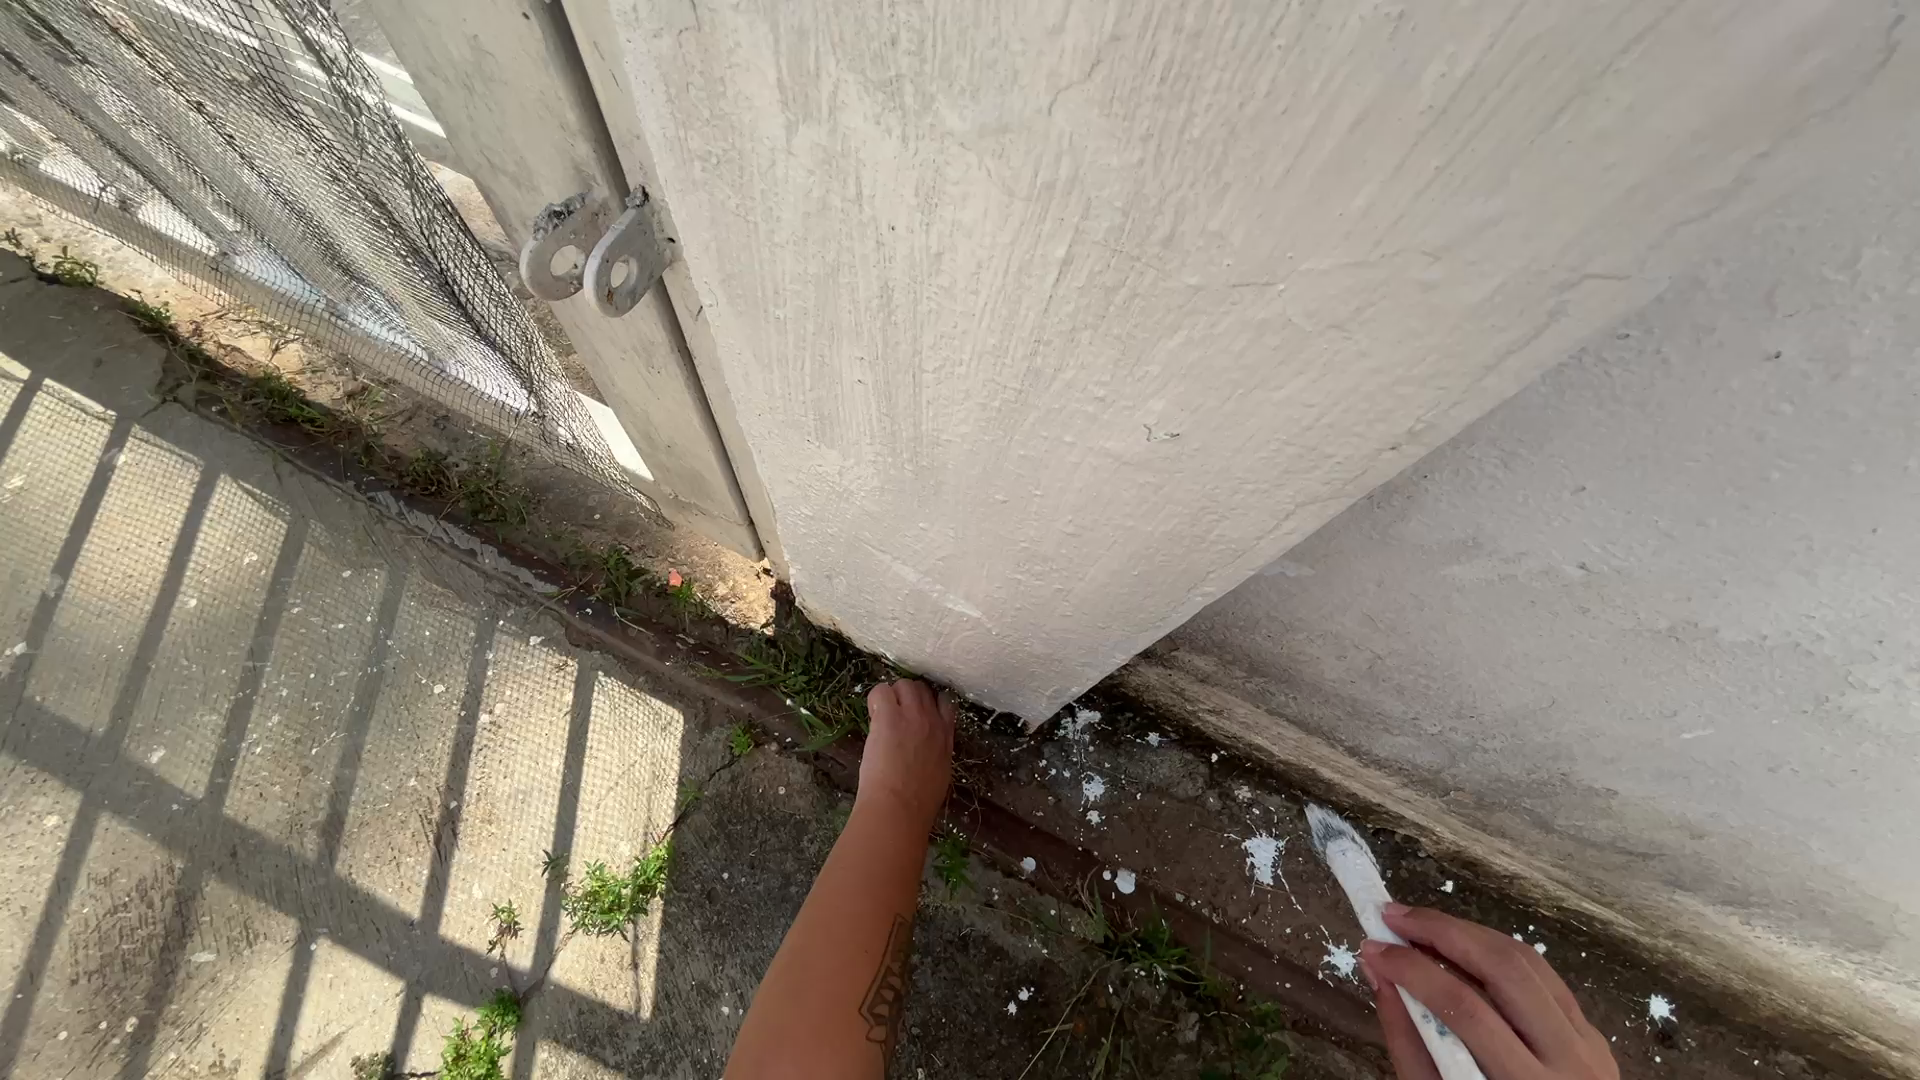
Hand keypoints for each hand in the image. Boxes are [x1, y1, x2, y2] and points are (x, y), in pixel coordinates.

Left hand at [855, 680, 955, 828]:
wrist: (899, 807)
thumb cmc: (919, 801)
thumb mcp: (941, 771)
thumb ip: (939, 750)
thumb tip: (931, 746)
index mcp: (946, 735)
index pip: (945, 702)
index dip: (930, 702)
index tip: (918, 712)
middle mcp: (931, 720)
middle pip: (922, 689)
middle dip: (908, 696)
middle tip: (895, 713)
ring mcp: (911, 716)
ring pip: (903, 684)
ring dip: (892, 695)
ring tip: (882, 713)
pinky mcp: (888, 717)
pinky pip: (880, 691)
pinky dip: (875, 699)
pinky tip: (872, 714)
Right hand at [1360, 904, 1618, 1079]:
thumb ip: (1405, 1038)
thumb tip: (1376, 967)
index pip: (1466, 1009)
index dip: (1412, 970)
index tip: (1370, 947)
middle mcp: (1572, 1062)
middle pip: (1503, 969)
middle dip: (1440, 931)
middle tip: (1391, 915)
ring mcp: (1589, 1045)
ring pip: (1525, 960)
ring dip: (1464, 930)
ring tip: (1417, 922)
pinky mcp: (1592, 1034)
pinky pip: (1541, 974)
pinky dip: (1493, 949)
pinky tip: (1459, 944)